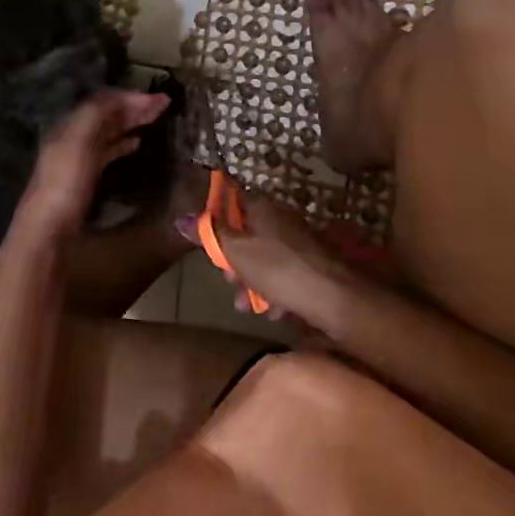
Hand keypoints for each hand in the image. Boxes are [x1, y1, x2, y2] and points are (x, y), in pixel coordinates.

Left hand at [15, 90, 170, 239]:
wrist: (47, 231)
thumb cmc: (64, 184)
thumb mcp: (78, 142)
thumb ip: (96, 114)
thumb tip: (125, 97)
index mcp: (70, 126)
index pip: (104, 101)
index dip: (131, 96)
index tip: (161, 99)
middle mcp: (73, 137)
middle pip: (107, 115)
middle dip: (135, 107)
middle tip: (165, 105)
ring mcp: (78, 158)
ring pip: (109, 132)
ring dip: (132, 123)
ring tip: (155, 120)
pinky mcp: (85, 177)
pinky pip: (107, 151)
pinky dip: (124, 143)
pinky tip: (137, 144)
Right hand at [210, 195, 350, 315]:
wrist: (333, 296)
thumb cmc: (278, 269)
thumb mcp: (237, 252)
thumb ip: (211, 235)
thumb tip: (181, 218)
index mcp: (263, 208)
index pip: (232, 204)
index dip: (218, 225)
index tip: (211, 248)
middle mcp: (281, 219)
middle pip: (246, 236)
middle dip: (235, 264)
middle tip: (231, 284)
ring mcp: (298, 242)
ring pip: (263, 260)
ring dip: (252, 284)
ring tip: (249, 306)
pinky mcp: (310, 265)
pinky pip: (283, 275)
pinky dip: (275, 292)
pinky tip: (274, 312)